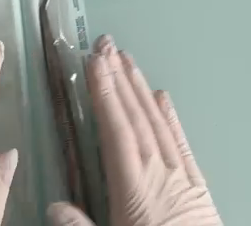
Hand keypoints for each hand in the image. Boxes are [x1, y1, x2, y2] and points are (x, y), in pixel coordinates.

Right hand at [47, 37, 221, 225]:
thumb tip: (52, 206)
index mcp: (133, 187)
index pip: (115, 129)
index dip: (103, 93)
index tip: (92, 61)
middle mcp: (158, 172)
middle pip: (135, 116)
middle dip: (118, 78)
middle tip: (105, 44)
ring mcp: (181, 176)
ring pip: (156, 122)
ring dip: (140, 88)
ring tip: (127, 58)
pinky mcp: (199, 186)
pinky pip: (181, 143)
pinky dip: (170, 117)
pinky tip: (162, 96)